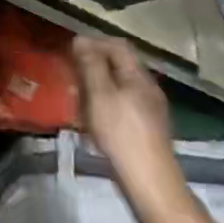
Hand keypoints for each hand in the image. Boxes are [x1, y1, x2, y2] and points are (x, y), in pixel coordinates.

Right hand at [72, 37, 182, 200]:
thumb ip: (91, 65)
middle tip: (73, 76)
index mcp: (139, 76)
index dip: (95, 43)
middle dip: (94, 67)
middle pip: (120, 66)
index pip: (118, 46)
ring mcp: (151, 110)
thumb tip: (81, 40)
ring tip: (79, 102)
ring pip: (120, 88)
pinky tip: (94, 123)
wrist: (150, 182)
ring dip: (98, 89)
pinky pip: (123, 107)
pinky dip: (106, 107)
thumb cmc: (121, 134)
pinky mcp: (148, 130)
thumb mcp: (100, 95)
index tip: (73, 50)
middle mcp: (148, 88)